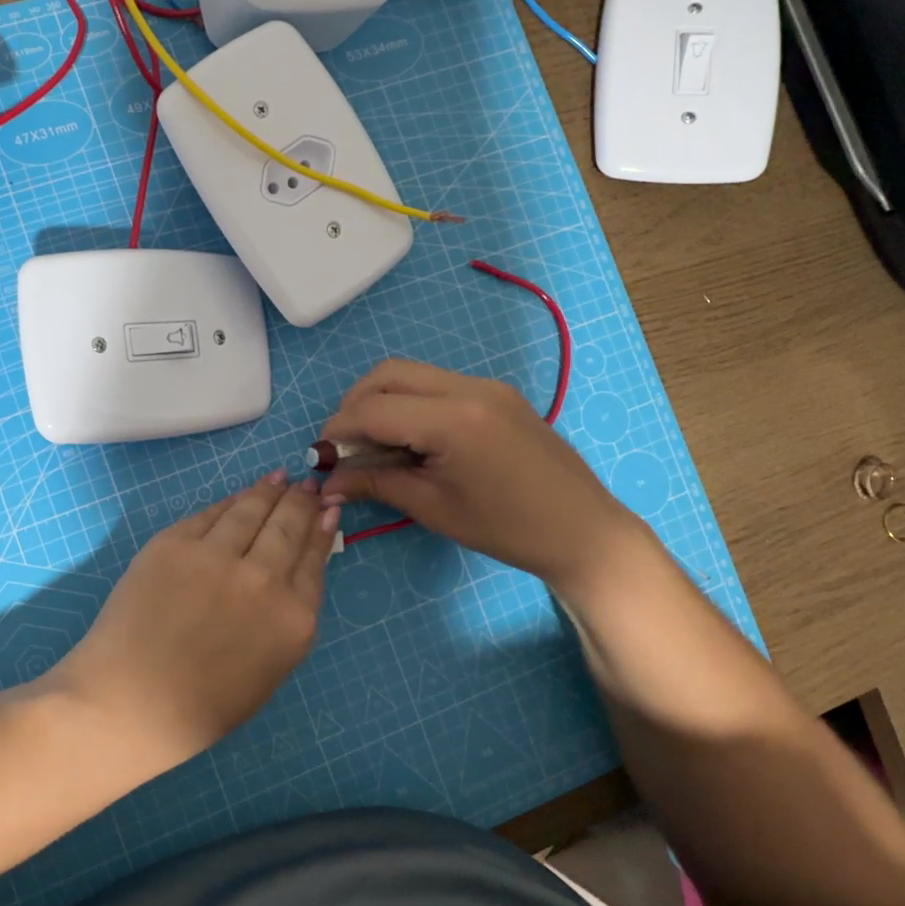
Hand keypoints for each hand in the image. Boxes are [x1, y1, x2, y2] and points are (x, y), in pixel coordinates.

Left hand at [49, 472, 338, 769]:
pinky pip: (210, 514)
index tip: (327, 507)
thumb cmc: (201, 706)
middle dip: (300, 501)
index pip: (314, 558)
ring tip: (278, 479)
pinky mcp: (174, 542)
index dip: (321, 527)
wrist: (129, 702)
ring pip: (250, 510)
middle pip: (288, 526)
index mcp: (293, 620)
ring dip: (267, 491)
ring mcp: (216, 556)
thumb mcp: (267, 671)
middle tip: (306, 486)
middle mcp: (263, 579)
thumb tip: (293, 575)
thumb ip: (285, 619)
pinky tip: (238, 496)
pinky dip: (229, 502)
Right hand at [319, 359, 643, 593]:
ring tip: (373, 445)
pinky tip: (408, 440)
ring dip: (381, 401)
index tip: (321, 457)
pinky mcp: (496, 395)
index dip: (338, 430)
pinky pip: (436, 385)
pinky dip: (409, 403)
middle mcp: (468, 388)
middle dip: (354, 404)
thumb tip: (327, 481)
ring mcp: (486, 387)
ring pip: (411, 375)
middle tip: (343, 445)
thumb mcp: (433, 508)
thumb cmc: (507, 528)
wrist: (584, 531)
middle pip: (387, 374)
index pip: (373, 408)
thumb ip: (375, 484)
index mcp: (453, 419)